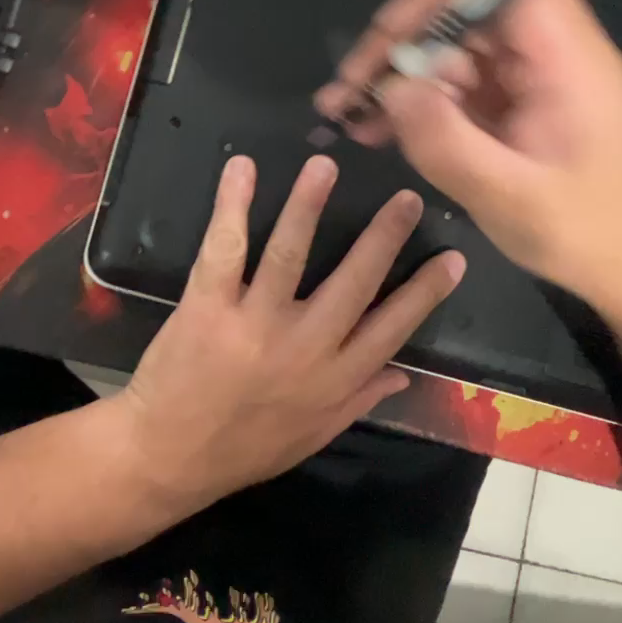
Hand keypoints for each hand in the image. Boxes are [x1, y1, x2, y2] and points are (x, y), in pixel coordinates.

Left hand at [117, 155, 464, 507]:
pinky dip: (232, 205)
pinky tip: (242, 169)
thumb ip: (359, 400)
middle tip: (407, 197)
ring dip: (308, 204)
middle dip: (384, 236)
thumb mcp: (312, 436)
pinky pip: (225, 248)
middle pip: (354, 281)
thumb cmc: (243, 449)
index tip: (453, 257)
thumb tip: (404, 373)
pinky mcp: (207, 306)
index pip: (393, 328)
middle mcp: (304, 346)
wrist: (168, 456)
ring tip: (326, 165)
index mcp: (334, 380)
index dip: (425, 292)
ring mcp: (254, 322)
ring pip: (290, 253)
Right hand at [314, 0, 621, 305]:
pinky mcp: (510, 108)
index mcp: (567, 64)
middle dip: (400, 45)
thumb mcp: (508, 195)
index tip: (391, 36)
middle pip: (466, 19)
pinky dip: (412, 105)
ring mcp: (526, 83)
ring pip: (449, 55)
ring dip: (396, 79)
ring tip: (344, 110)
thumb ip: (446, 141)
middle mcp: (546, 60)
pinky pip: (452, 90)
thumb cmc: (583, 233)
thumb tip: (390, 89)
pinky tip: (373, 129)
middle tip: (348, 85)